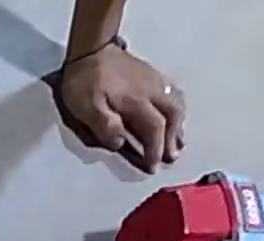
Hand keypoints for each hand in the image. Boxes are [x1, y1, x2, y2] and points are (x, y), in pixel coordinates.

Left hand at [56, 43, 185, 172]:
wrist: (92, 50)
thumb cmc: (85, 83)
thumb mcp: (88, 109)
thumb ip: (105, 126)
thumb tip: (120, 144)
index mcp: (136, 103)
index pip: (153, 129)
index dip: (155, 150)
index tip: (153, 167)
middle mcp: (151, 91)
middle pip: (171, 117)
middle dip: (172, 139)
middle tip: (171, 158)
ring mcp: (154, 82)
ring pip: (176, 104)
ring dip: (178, 125)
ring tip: (177, 142)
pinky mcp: (151, 76)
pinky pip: (172, 94)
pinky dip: (176, 110)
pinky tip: (174, 117)